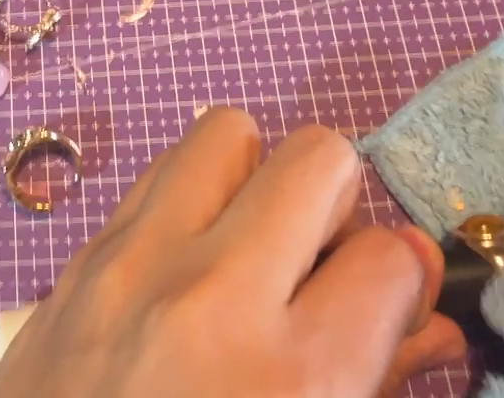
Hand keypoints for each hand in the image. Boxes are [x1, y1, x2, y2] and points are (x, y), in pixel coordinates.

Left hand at [0, 108, 464, 396]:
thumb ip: (378, 374)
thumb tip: (419, 295)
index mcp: (293, 376)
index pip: (388, 258)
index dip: (398, 281)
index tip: (381, 302)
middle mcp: (214, 290)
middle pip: (315, 157)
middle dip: (337, 200)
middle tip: (315, 257)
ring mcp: (137, 257)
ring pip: (227, 131)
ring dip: (256, 176)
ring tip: (247, 242)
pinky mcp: (84, 250)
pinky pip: (160, 169)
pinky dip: (193, 193)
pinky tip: (187, 254)